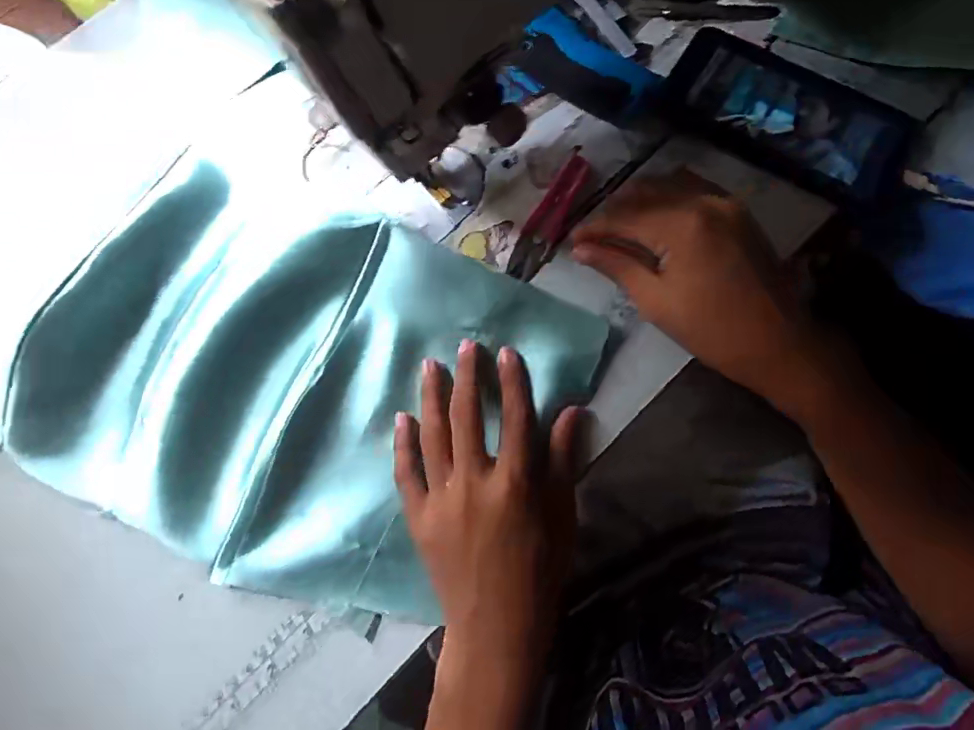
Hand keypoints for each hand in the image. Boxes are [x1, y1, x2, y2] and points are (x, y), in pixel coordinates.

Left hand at [394, 341, 579, 699]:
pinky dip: (403, 444)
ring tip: (429, 366)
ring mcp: (442, 500)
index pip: (516, 418)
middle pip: (468, 418)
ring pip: (433, 437)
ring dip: (431, 397)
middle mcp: (475, 483)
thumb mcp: (562, 515)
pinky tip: (402, 417)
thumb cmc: (539, 569)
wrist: (495, 627)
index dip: (512, 381)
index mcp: (516, 483)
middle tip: (464, 346)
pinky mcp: (419, 518)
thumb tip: (571, 410)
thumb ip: (563, 460)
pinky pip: (407, 473)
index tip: (506, 351)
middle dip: (467, 377)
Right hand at [570, 174, 836, 417]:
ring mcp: (726, 202)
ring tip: (620, 223)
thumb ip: (618, 265)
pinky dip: (670, 195)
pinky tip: (656, 213)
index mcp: (682, 224)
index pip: (625, 216)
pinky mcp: (739, 211)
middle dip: (615, 211)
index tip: (572, 239)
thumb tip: (581, 248)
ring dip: (641, 199)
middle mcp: (703, 201)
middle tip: (592, 234)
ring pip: (669, 185)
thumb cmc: (714, 331)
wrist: (782, 344)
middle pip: (645, 193)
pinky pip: (695, 189)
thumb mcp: (657, 301)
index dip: (595, 227)